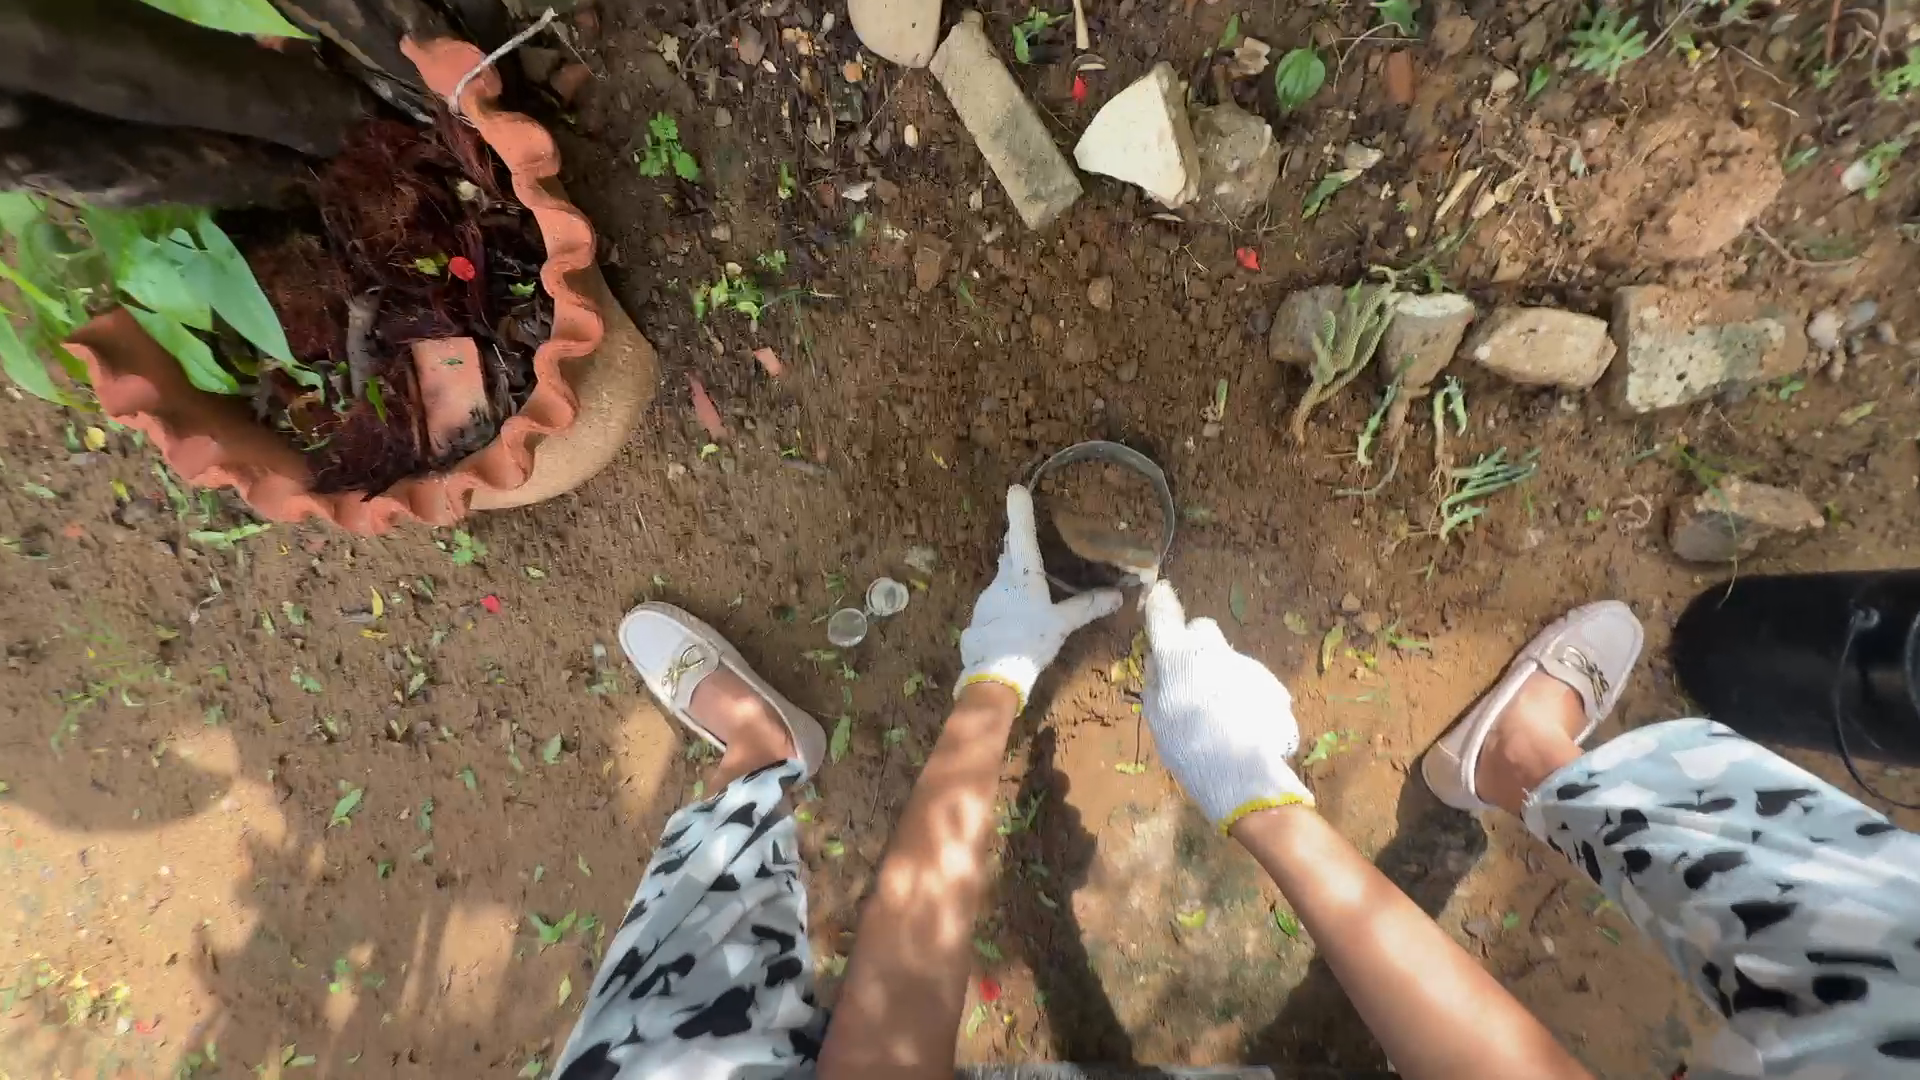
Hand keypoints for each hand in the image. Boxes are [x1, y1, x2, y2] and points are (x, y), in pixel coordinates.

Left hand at [956, 485, 1122, 712]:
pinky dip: (1008, 601)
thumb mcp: (1062, 624)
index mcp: (1021, 576)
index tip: (1015, 489)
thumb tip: (1116, 595)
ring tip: (1032, 582)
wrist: (993, 675)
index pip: (1020, 536)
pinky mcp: (981, 617)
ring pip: (1003, 580)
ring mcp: (987, 599)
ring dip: (1015, 577)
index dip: (1019, 511)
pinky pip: (997, 602)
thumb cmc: (1030, 642)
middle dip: (1017, 542)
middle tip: (1025, 531)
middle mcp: (1000, 581)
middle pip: (1009, 554)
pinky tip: (1018, 616)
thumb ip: (1087, 607)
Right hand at [1143, 580, 1312, 830]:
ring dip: (1221, 675)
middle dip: (1195, 646)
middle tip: (1190, 677)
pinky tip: (1242, 727)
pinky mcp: (1272, 685)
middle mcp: (1213, 650)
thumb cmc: (1186, 744)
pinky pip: (1250, 683)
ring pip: (1228, 658)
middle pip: (1202, 630)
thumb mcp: (1155, 715)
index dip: (1159, 602)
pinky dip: (1244, 697)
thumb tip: (1159, 662)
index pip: (1164, 614)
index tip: (1158, 594)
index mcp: (1178, 654)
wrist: (1242, 774)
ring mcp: (1247, 665)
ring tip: (1219, 716)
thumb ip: (1155, 681)